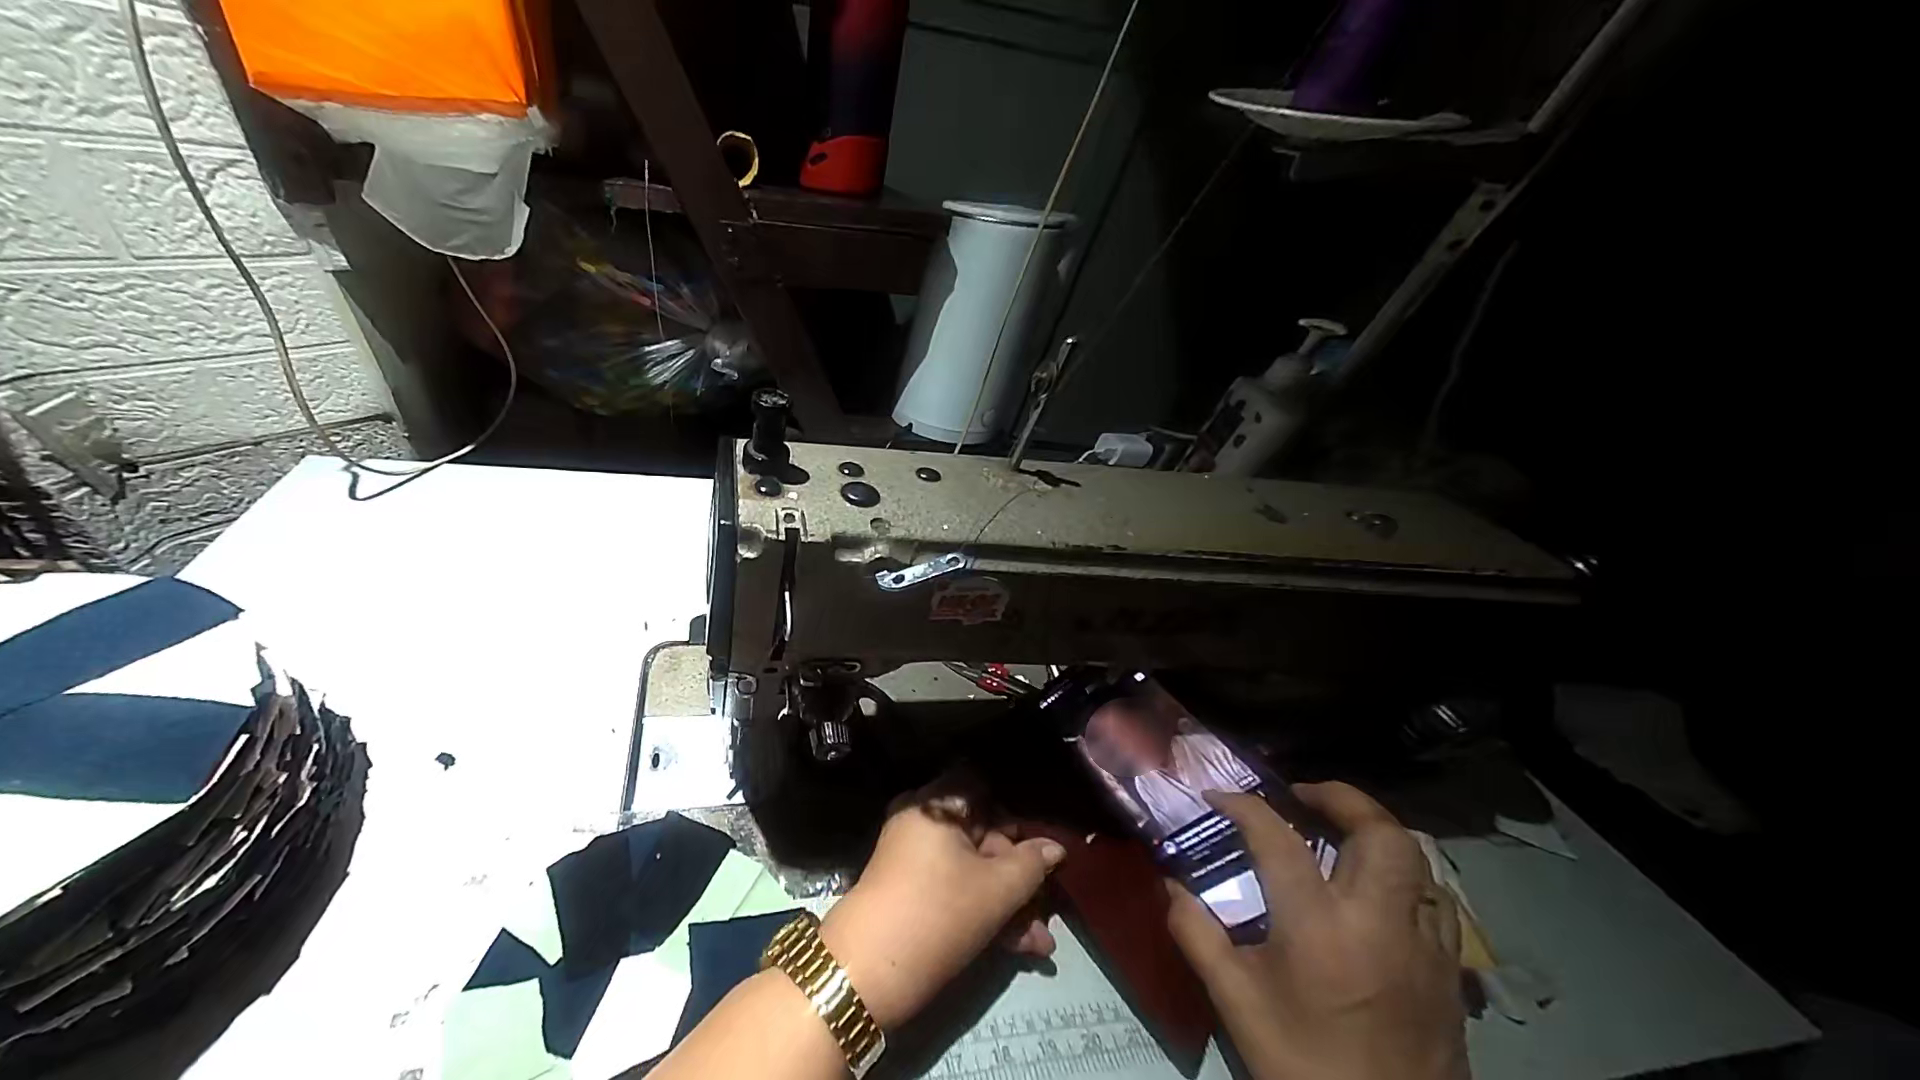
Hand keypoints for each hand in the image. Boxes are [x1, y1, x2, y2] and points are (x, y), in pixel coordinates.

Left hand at [820, 778, 1066, 1029]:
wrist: (868, 975)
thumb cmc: (938, 913)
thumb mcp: (996, 890)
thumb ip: (1032, 864)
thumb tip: (1055, 847)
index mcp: (935, 805)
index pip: (979, 782)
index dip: (1012, 805)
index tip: (1038, 835)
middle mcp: (921, 823)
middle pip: (982, 831)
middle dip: (1020, 869)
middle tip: (1049, 899)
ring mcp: (915, 859)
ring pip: (972, 867)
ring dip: (1009, 901)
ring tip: (1041, 940)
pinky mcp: (913, 893)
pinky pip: (956, 888)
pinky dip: (985, 911)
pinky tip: (1023, 947)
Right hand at [1165, 784, 1467, 1079]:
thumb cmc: (1303, 1063)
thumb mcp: (1236, 1004)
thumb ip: (1197, 935)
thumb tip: (1171, 884)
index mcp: (1319, 928)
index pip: (1278, 838)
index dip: (1244, 806)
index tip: (1219, 798)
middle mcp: (1380, 922)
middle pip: (1379, 831)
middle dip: (1341, 798)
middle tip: (1303, 797)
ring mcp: (1425, 945)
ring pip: (1418, 858)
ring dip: (1376, 831)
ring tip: (1340, 833)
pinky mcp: (1450, 971)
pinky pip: (1436, 899)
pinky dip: (1406, 875)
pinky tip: (1380, 889)